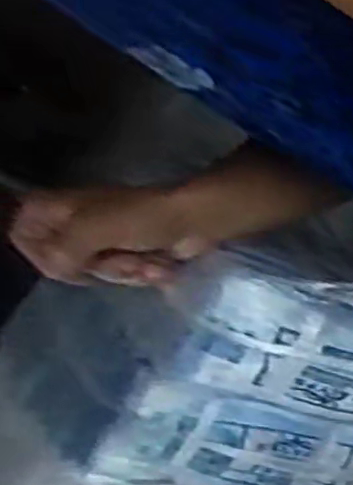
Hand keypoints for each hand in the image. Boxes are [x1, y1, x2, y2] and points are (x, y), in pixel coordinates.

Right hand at [9, 186, 211, 284]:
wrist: (195, 222)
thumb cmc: (140, 219)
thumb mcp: (91, 231)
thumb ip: (63, 252)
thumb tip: (56, 271)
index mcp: (48, 210)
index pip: (25, 241)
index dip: (48, 260)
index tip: (75, 269)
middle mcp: (72, 225)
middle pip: (72, 263)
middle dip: (108, 268)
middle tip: (129, 262)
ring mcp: (106, 241)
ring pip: (106, 272)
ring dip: (134, 271)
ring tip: (152, 263)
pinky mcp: (136, 254)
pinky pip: (133, 274)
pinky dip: (151, 272)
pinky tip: (165, 267)